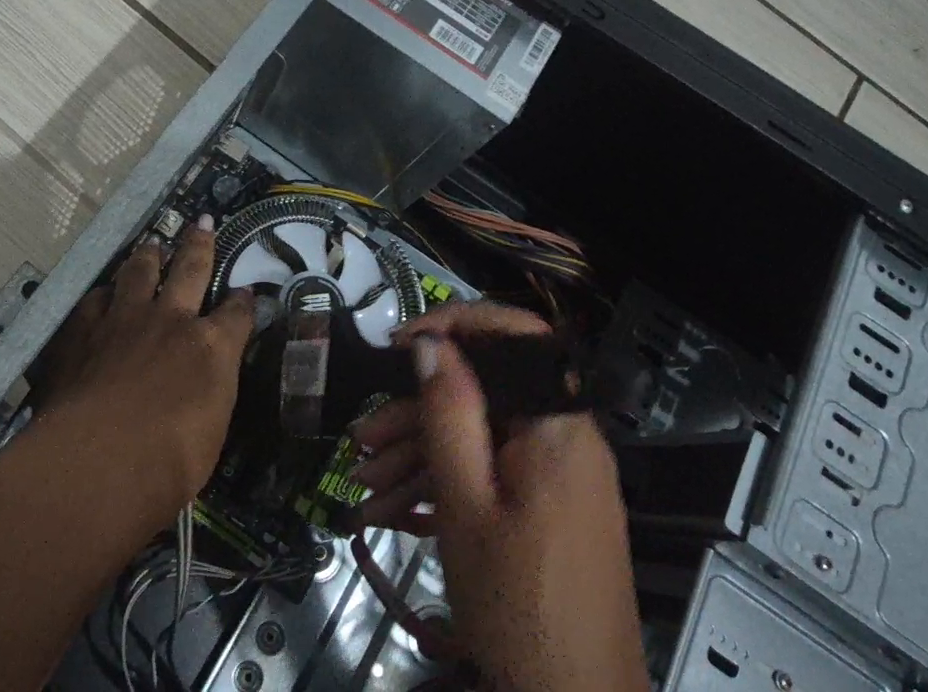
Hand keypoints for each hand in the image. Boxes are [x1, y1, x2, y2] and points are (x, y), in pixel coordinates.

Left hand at [34, 216, 256, 513]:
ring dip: (148, 255)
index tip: (246, 293)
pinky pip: (94, 299)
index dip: (243, 303)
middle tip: (203, 223)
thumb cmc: (168, 465)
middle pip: (189, 270)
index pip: (236, 315)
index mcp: (211, 348)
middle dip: (199, 245)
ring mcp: (122, 319)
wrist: (97, 461)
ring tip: (152, 244)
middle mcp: (170, 320)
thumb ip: (210, 397)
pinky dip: (103, 294)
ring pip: (138, 271)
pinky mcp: (81, 330)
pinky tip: (102, 293)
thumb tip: (208, 387)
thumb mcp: (211, 435)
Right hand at [350, 302, 645, 691]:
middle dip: (417, 412)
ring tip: (365, 490)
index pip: (518, 336)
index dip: (457, 325)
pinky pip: (494, 477)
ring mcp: (560, 478)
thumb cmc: (516, 604)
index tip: (399, 344)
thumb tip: (431, 343)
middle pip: (487, 395)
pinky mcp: (550, 510)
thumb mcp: (465, 503)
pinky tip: (397, 514)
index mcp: (557, 426)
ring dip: (420, 457)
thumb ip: (448, 414)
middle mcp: (566, 440)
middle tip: (361, 441)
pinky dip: (447, 487)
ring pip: (483, 439)